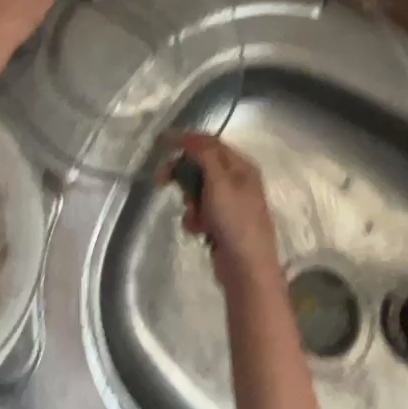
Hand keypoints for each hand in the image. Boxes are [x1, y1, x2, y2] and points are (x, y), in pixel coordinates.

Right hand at [163, 133, 282, 287]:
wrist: (247, 269)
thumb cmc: (235, 221)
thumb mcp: (220, 181)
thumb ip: (204, 155)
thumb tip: (190, 139)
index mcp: (242, 166)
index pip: (210, 142)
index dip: (185, 140)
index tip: (161, 142)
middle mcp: (237, 180)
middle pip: (201, 165)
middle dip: (183, 175)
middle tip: (161, 181)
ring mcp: (230, 203)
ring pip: (198, 190)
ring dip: (190, 201)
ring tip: (194, 217)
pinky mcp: (222, 223)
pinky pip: (200, 211)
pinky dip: (195, 218)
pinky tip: (198, 231)